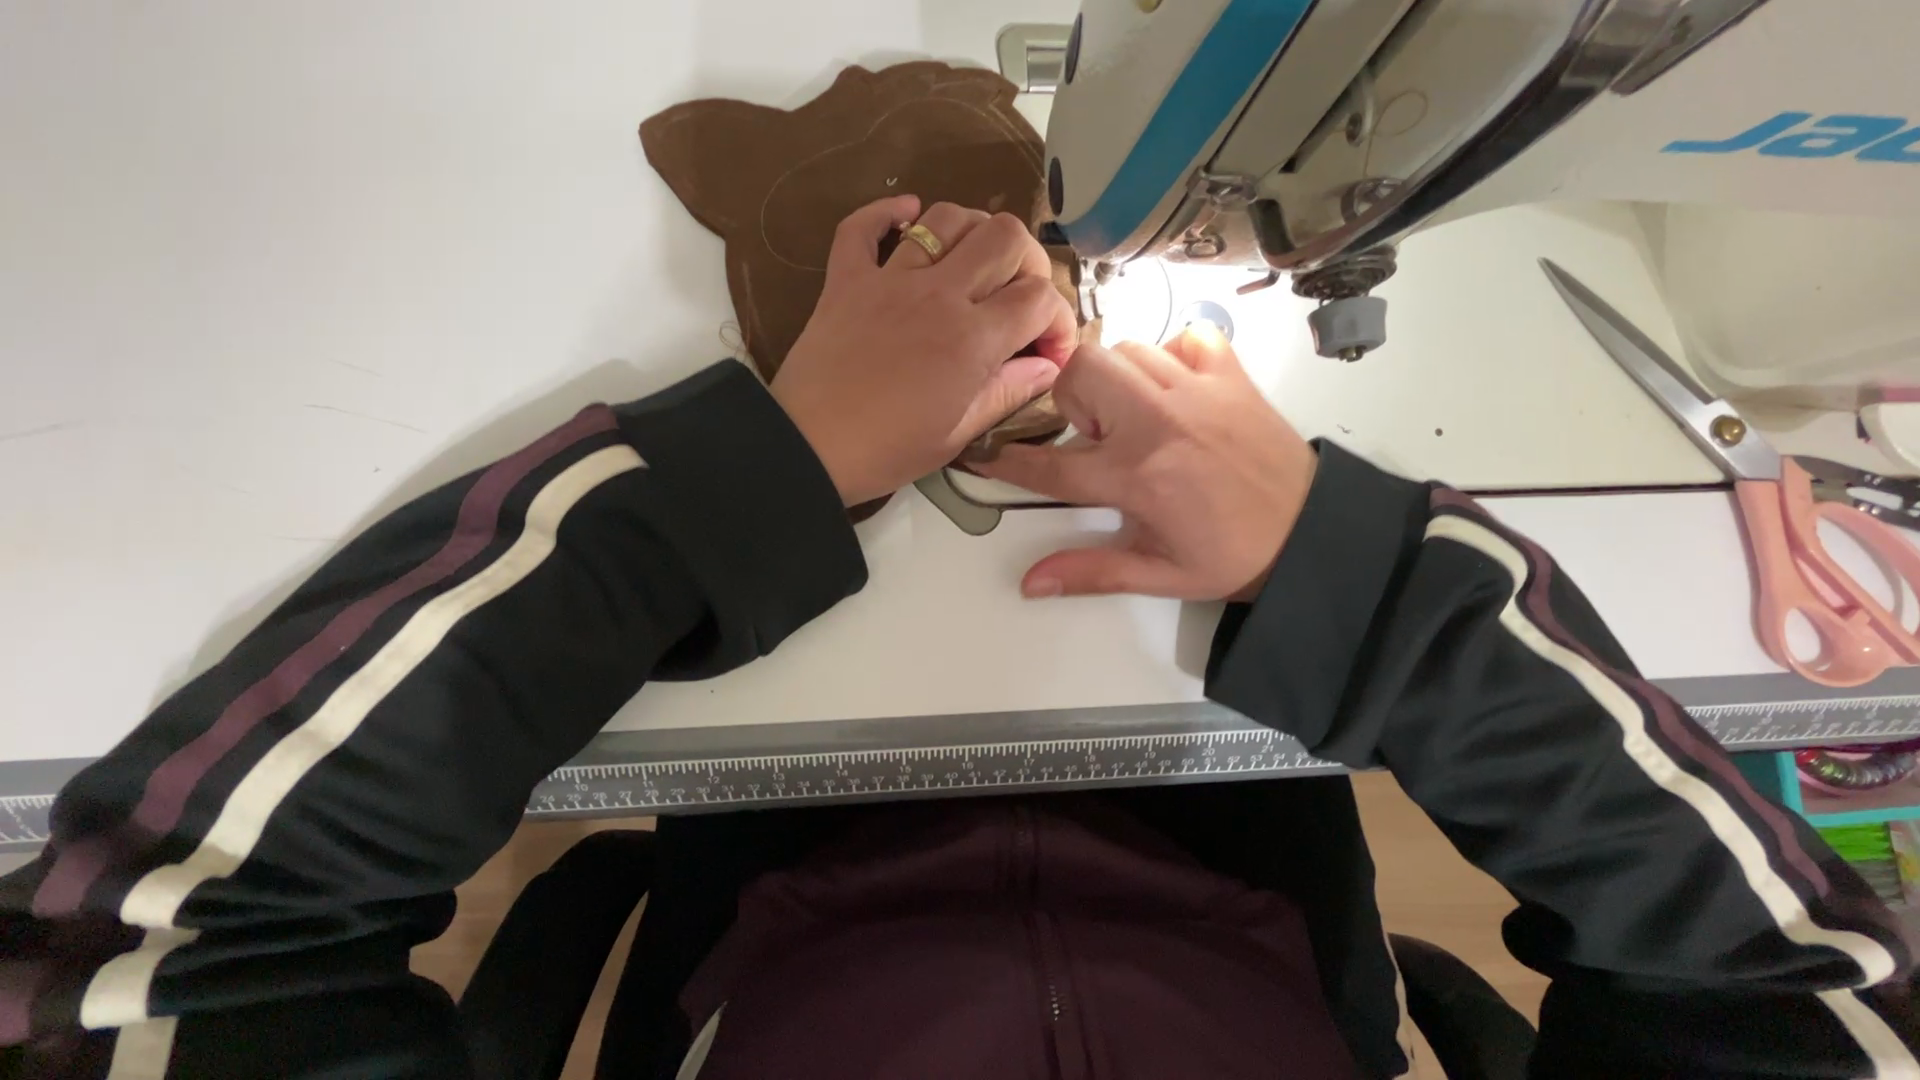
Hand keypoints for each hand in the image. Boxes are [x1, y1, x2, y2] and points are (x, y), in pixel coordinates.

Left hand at [770, 195, 1077, 506]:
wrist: (806, 449)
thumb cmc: (885, 451)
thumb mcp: (957, 435)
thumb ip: (1006, 392)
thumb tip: (1046, 367)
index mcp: (972, 339)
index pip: (1039, 298)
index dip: (1058, 321)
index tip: (1048, 352)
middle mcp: (938, 294)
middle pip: (1005, 237)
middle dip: (1029, 263)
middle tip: (1019, 299)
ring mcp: (889, 280)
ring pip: (946, 219)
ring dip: (974, 232)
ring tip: (975, 265)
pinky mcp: (846, 279)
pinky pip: (862, 226)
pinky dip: (887, 213)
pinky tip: (906, 218)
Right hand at [975, 325, 1317, 600]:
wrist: (1312, 533)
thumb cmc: (1234, 555)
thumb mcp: (1158, 573)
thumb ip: (1090, 571)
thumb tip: (1031, 582)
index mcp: (1138, 477)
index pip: (1051, 466)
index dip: (1009, 461)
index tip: (985, 452)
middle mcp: (1160, 423)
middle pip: (1081, 371)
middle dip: (1071, 398)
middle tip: (1095, 434)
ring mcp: (1197, 391)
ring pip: (1126, 348)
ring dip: (1117, 378)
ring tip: (1136, 414)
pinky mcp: (1231, 375)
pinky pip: (1187, 336)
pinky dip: (1173, 353)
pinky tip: (1177, 389)